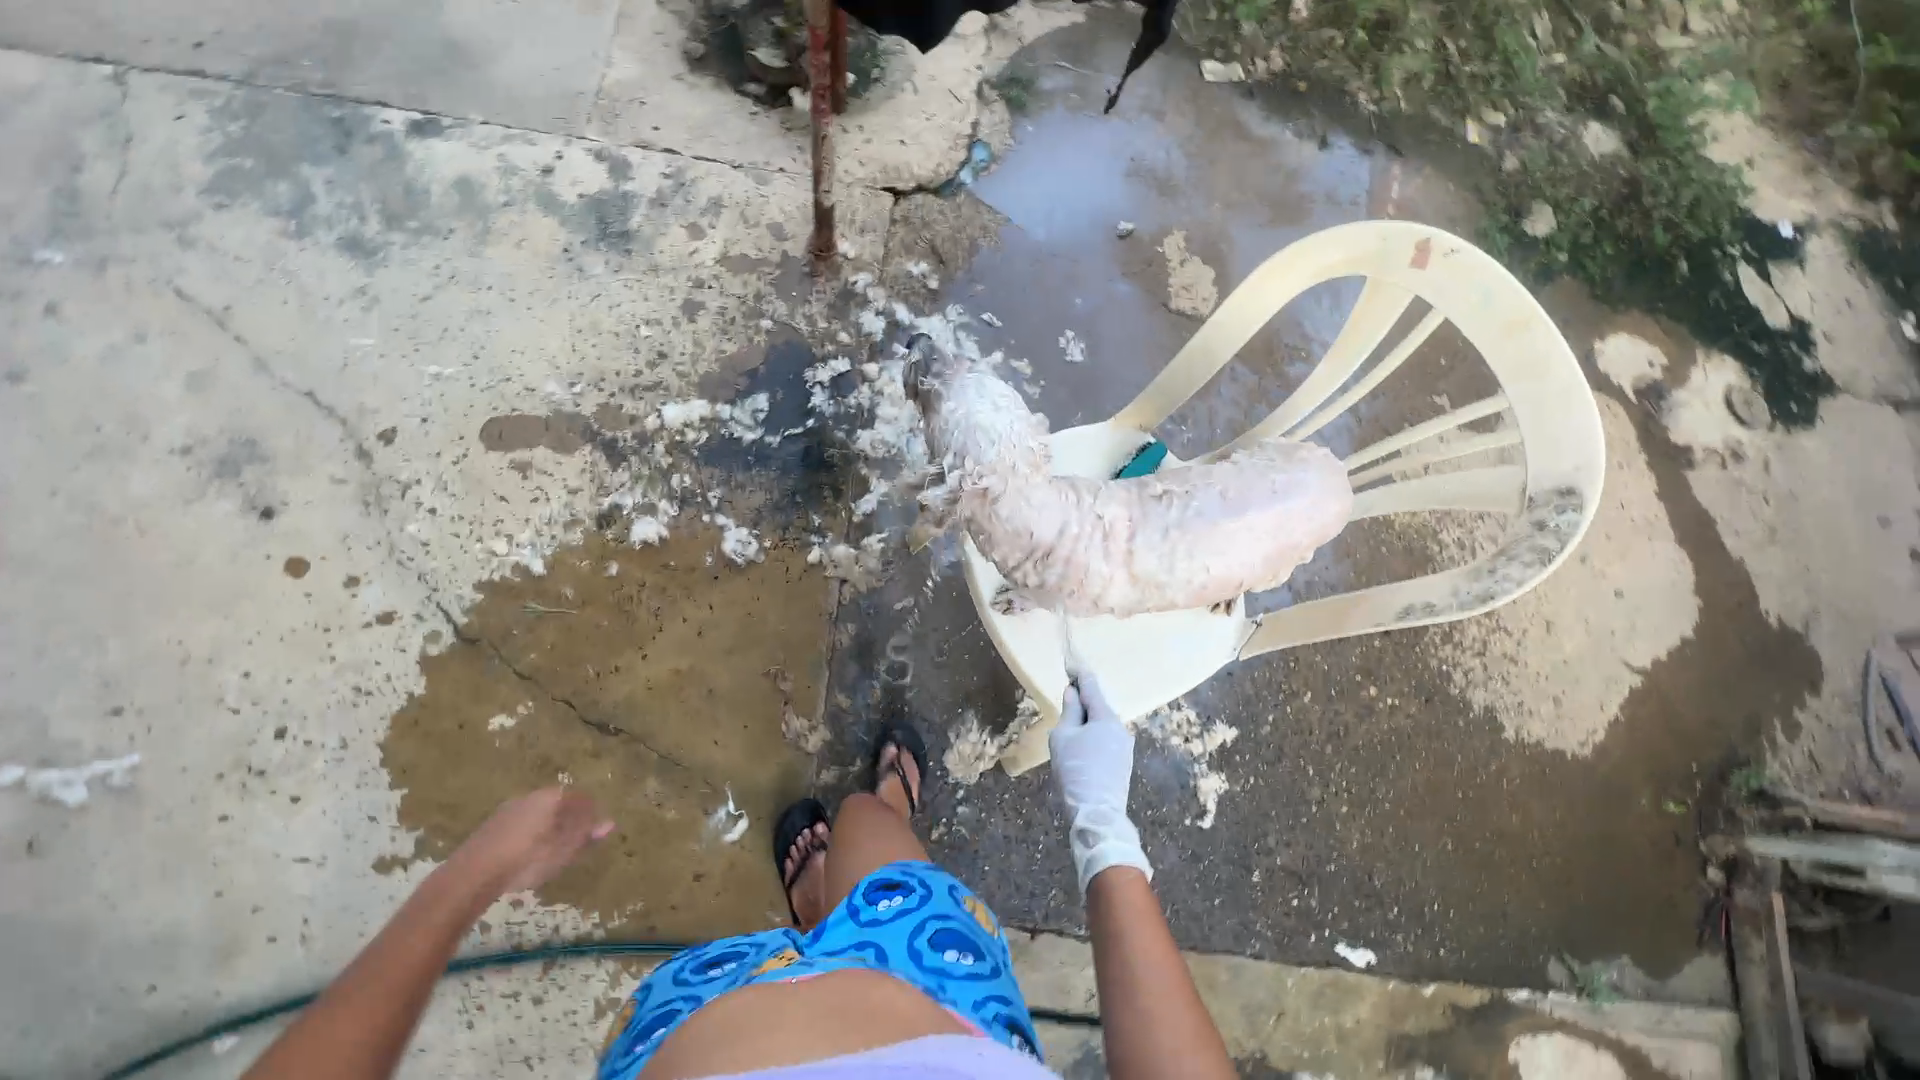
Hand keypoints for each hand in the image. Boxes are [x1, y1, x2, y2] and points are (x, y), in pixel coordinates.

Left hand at [452, 787, 614, 895]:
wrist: (472, 875)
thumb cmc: (527, 860)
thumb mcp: (564, 851)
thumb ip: (586, 834)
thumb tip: (609, 823)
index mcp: (552, 797)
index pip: (582, 799)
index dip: (590, 817)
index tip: (592, 836)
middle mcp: (531, 796)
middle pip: (559, 804)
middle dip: (569, 822)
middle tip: (573, 845)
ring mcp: (509, 809)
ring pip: (539, 814)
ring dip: (548, 829)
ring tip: (550, 853)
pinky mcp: (492, 825)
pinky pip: (521, 824)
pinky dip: (530, 836)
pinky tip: (526, 856)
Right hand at [1051, 675, 1134, 816]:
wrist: (1097, 813)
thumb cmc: (1075, 770)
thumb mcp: (1063, 737)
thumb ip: (1069, 712)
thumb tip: (1073, 692)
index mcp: (1106, 717)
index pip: (1092, 687)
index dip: (1080, 675)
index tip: (1072, 664)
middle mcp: (1120, 728)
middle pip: (1098, 708)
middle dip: (1083, 704)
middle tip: (1065, 703)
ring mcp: (1124, 747)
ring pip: (1102, 726)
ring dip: (1087, 724)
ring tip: (1068, 735)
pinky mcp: (1123, 764)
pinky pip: (1106, 742)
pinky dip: (1093, 739)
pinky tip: (1080, 752)